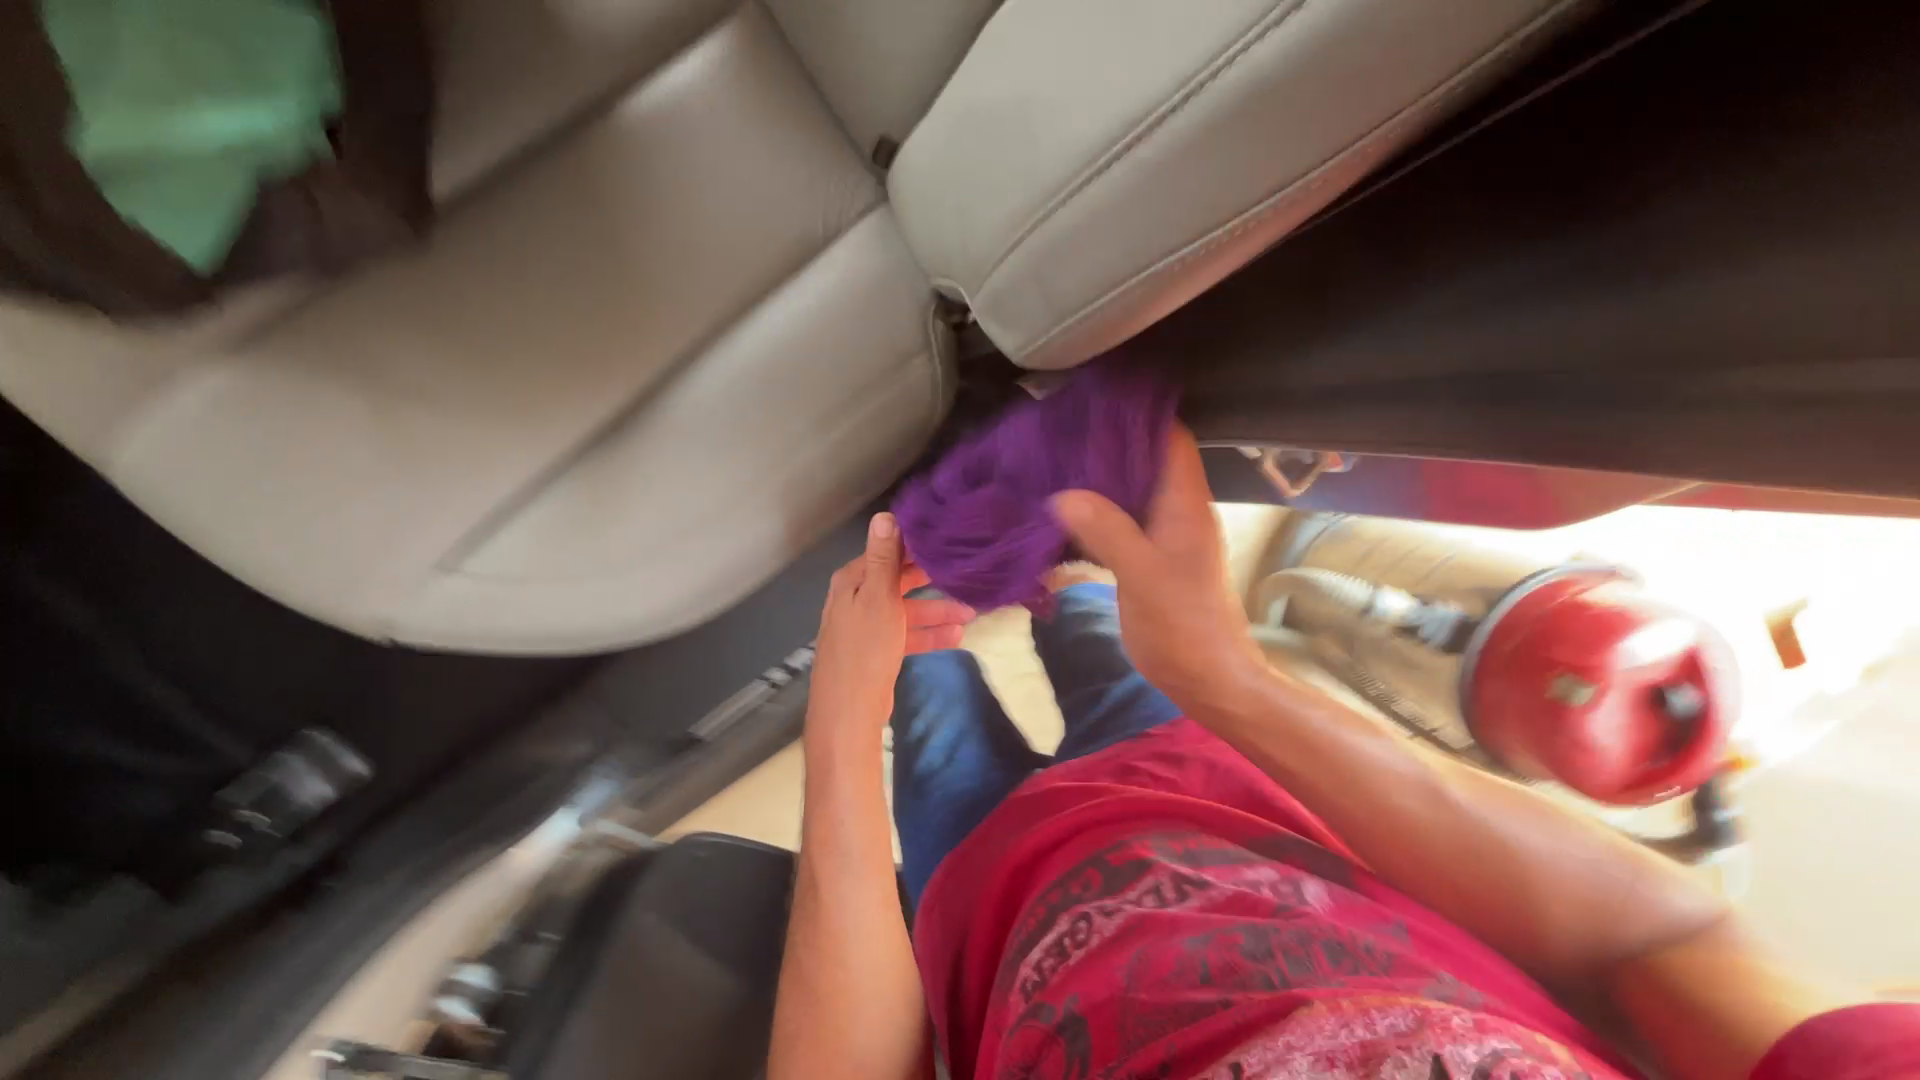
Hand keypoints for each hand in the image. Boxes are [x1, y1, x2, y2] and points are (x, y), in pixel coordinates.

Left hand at [807, 512, 973, 749]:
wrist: (849, 709)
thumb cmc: (865, 647)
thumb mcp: (878, 597)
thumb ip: (884, 558)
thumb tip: (884, 515)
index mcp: (852, 581)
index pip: (887, 553)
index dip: (915, 547)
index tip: (947, 542)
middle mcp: (856, 599)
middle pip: (899, 581)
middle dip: (931, 580)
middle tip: (965, 573)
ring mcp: (867, 627)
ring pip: (907, 610)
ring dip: (937, 610)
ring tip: (971, 612)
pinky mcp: (878, 652)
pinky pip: (907, 635)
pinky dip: (929, 634)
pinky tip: (956, 636)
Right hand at [1050, 426, 1270, 723]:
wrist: (1207, 679)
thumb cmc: (1183, 626)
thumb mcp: (1142, 575)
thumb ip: (1106, 530)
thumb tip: (1062, 494)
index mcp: (1185, 504)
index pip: (1171, 438)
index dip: (1138, 415)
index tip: (1093, 404)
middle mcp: (1178, 511)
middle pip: (1147, 459)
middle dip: (1107, 444)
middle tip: (1059, 433)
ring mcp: (1165, 535)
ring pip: (1132, 490)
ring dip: (1099, 478)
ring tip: (1053, 464)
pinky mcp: (1151, 558)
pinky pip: (1123, 520)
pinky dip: (1096, 511)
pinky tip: (1063, 513)